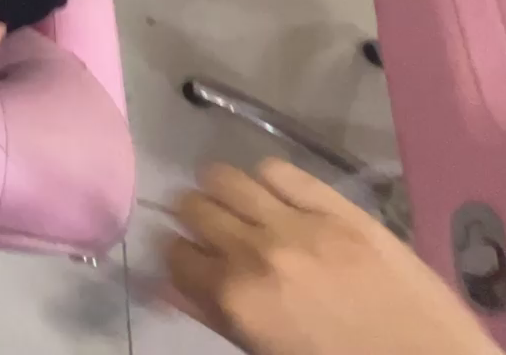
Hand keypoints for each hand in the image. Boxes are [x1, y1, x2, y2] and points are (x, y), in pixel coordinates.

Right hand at [164, 159, 501, 354]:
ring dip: (223, 193)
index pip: (171, 249)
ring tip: (242, 208)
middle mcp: (255, 251)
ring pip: (222, 177)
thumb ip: (211, 312)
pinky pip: (278, 169)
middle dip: (195, 219)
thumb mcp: (266, 350)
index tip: (194, 259)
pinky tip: (279, 198)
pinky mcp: (341, 212)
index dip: (180, 254)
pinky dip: (268, 179)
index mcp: (236, 296)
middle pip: (190, 205)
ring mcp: (300, 227)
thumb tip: (163, 281)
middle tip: (216, 232)